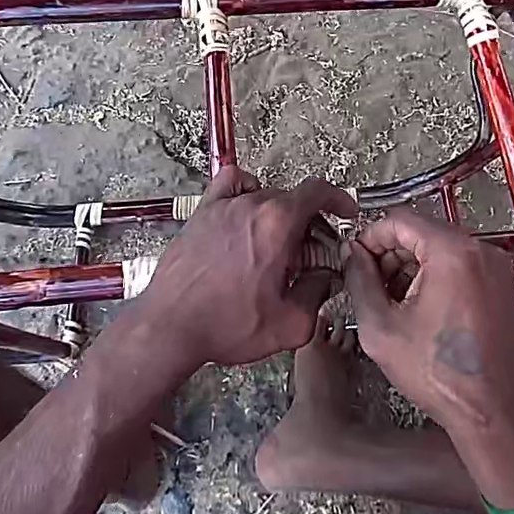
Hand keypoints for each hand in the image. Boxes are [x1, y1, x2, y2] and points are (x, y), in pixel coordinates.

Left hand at [134, 166, 357, 370]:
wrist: (169, 327)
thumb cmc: (223, 324)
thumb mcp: (290, 323)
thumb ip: (318, 294)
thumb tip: (325, 279)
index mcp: (277, 224)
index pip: (318, 191)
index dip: (338, 199)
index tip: (344, 211)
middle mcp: (251, 206)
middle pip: (293, 200)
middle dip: (310, 224)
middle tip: (310, 254)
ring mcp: (224, 207)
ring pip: (265, 197)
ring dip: (279, 216)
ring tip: (276, 246)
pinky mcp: (202, 214)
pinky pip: (230, 185)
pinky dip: (245, 191)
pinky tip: (246, 213)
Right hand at [343, 211, 513, 438]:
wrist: (496, 414)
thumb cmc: (447, 379)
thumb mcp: (381, 327)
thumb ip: (359, 281)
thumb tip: (352, 256)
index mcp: (453, 254)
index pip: (401, 220)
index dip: (371, 237)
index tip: (357, 257)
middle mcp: (480, 252)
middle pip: (422, 232)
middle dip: (390, 254)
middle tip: (371, 284)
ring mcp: (495, 269)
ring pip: (440, 249)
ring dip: (411, 268)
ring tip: (394, 303)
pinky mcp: (501, 287)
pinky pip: (460, 266)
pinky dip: (435, 278)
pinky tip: (419, 311)